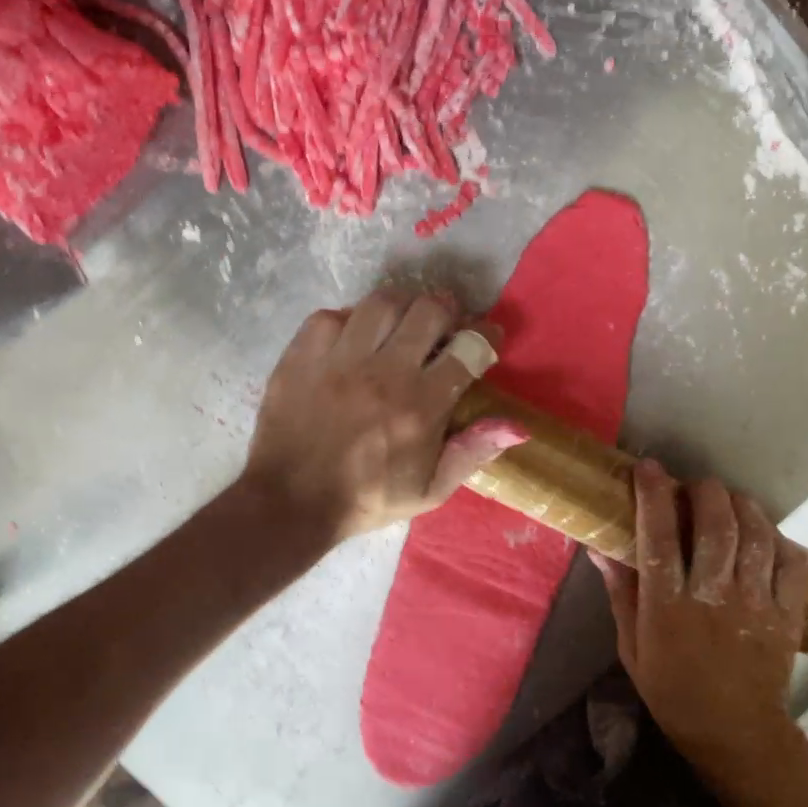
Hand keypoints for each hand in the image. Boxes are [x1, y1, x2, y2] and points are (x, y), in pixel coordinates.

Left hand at [240, 289, 525, 543]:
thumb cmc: (368, 498)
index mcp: (421, 406)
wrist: (290, 504)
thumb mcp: (430, 490)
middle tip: (445, 324)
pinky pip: (332, 315)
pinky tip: (355, 338)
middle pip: (429, 310)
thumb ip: (473, 452)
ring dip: (402, 306)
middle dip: (447, 310)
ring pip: (382, 302)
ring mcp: (339, 360)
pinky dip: (350, 321)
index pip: (468, 349)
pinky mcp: (302, 355)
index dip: (485, 335)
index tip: (487, 335)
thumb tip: (517, 426)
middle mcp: (384, 373)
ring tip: (403, 320)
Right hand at [594, 460, 807, 775]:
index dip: (653, 495)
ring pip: (755, 536)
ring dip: (741, 506)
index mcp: (668, 607)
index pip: (658, 537)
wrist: (736, 732)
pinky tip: (762, 532)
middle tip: (695, 486)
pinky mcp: (786, 612)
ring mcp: (755, 603)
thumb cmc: (673, 689)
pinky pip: (789, 561)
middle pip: (715, 526)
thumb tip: (600, 547)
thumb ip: (621, 593)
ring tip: (729, 500)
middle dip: (705, 491)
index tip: (648, 468)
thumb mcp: (632, 646)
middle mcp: (712, 597)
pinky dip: (777, 537)